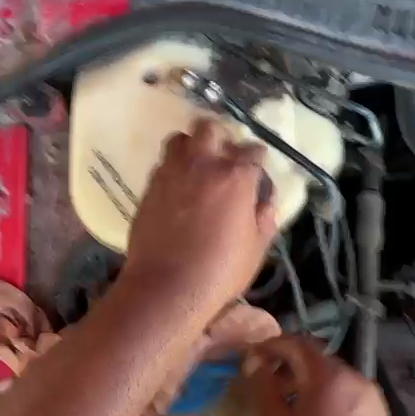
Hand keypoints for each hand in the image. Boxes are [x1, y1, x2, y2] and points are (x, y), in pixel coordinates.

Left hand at [120, 118, 277, 318]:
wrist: (167, 287)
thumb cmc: (219, 271)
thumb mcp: (256, 248)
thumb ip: (264, 218)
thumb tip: (265, 203)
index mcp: (235, 176)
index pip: (252, 150)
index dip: (257, 158)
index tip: (256, 168)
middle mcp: (202, 164)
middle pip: (209, 128)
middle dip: (219, 137)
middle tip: (223, 158)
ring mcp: (171, 172)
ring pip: (179, 139)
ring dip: (191, 146)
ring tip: (196, 165)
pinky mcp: (149, 186)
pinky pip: (162, 164)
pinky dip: (173, 168)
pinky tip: (178, 187)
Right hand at [243, 335, 407, 415]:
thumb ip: (262, 389)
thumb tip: (255, 362)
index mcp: (330, 376)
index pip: (297, 343)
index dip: (271, 346)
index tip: (251, 360)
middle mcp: (356, 380)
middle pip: (317, 361)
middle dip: (288, 367)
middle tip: (266, 387)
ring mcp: (373, 402)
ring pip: (333, 381)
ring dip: (307, 386)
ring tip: (287, 411)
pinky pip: (347, 400)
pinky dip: (326, 402)